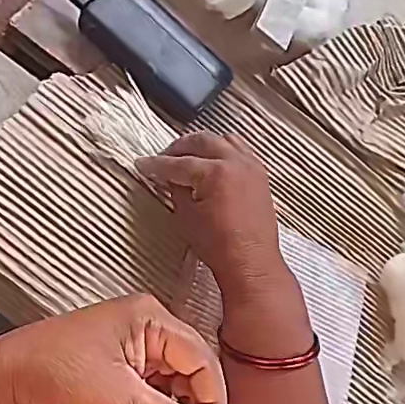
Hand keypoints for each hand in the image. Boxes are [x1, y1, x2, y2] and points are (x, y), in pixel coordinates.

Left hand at [0, 296, 227, 403]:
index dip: (212, 399)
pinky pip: (157, 381)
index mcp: (151, 318)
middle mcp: (147, 323)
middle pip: (193, 365)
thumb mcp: (118, 402)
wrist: (9, 377)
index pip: (201, 358)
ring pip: (176, 376)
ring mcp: (135, 340)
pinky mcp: (123, 358)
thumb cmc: (53, 371)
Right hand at [136, 133, 289, 299]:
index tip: (144, 164)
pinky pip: (240, 151)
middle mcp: (236, 164)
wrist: (250, 262)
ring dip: (204, 144)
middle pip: (202, 141)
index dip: (157, 164)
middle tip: (164, 157)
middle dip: (179, 147)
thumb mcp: (186, 216)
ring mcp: (251, 167)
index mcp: (216, 173)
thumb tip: (170, 177)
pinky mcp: (260, 176)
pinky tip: (214, 162)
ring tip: (189, 156)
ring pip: (224, 140)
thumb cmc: (221, 246)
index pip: (178, 163)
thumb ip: (176, 189)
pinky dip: (224, 151)